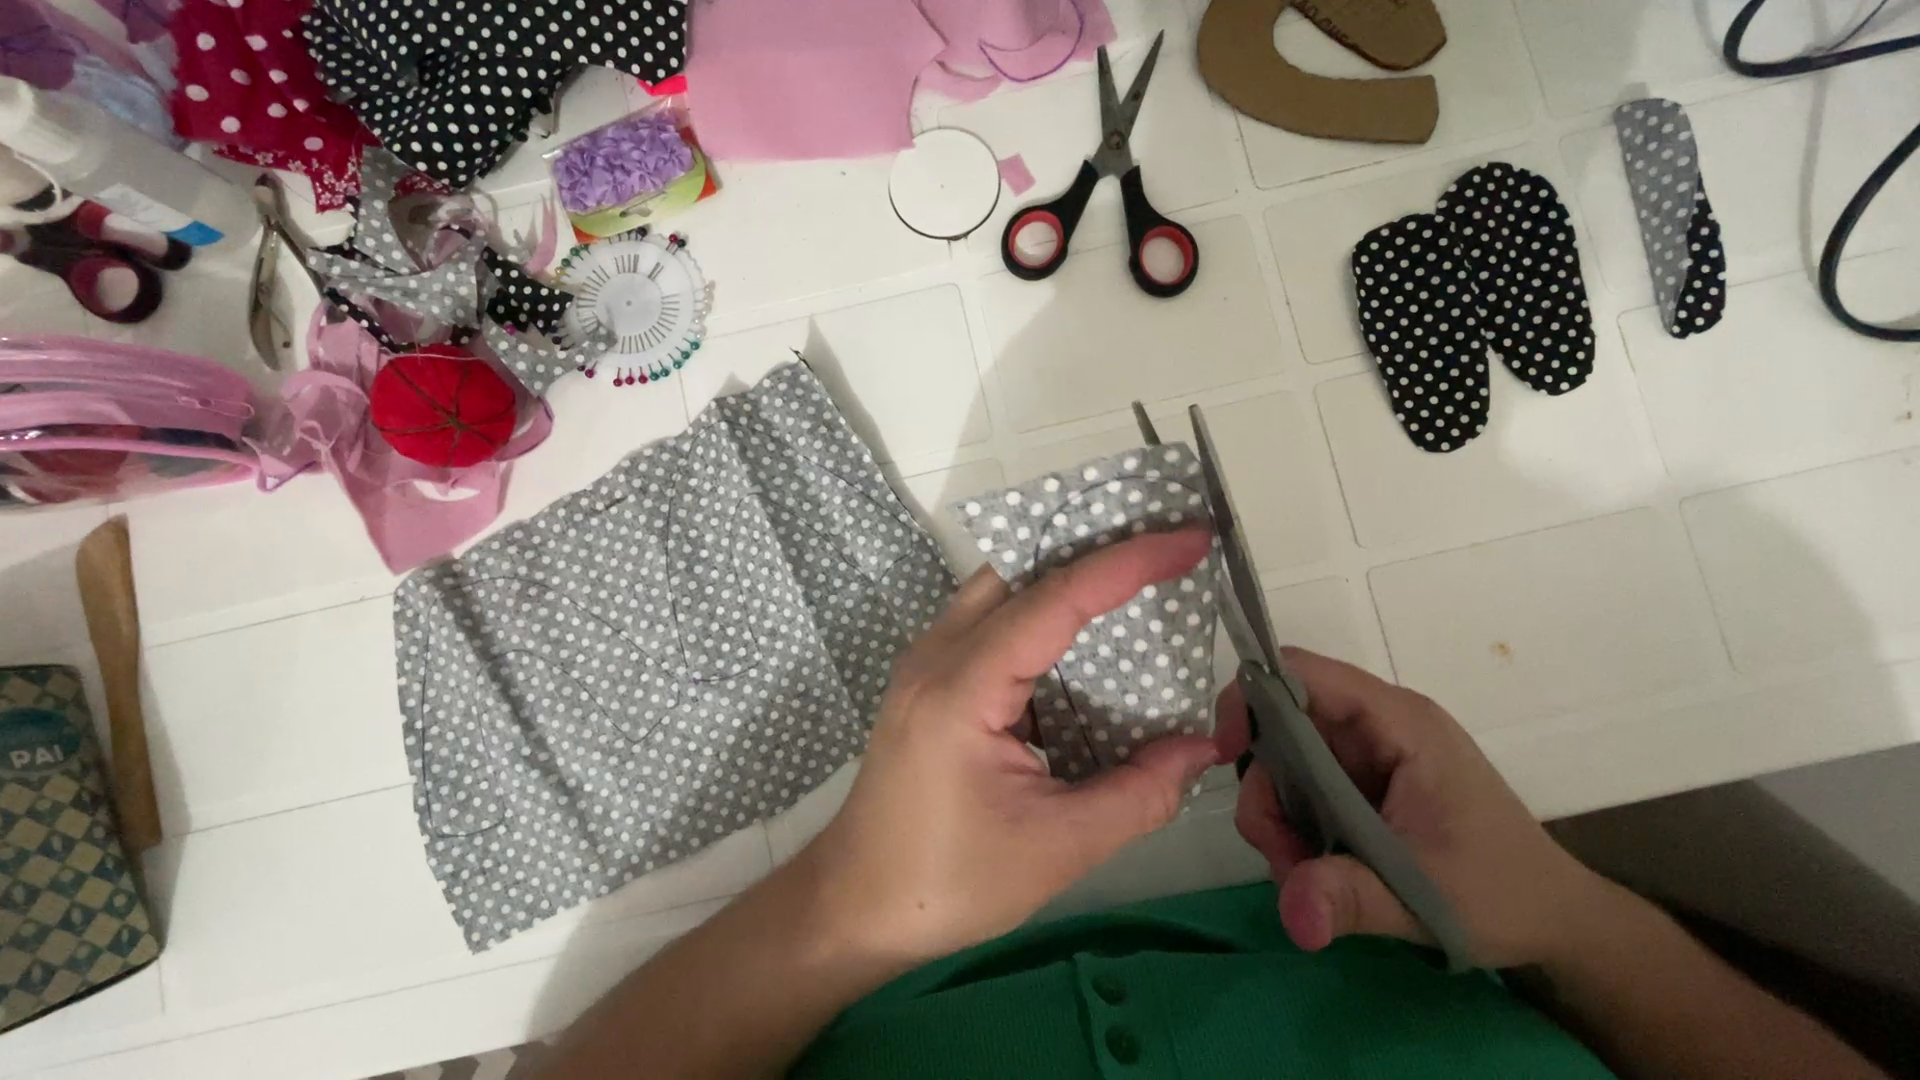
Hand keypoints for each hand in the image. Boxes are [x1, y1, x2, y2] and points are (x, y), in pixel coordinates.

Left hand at [794, 530, 1221, 967]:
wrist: (856, 903)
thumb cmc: (948, 880)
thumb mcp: (1057, 847)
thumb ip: (1139, 793)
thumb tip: (1204, 746)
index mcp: (961, 688)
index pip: (1054, 599)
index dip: (1127, 562)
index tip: (1189, 539)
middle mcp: (935, 656)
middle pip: (1019, 574)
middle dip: (1094, 548)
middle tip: (1165, 544)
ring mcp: (925, 664)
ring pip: (1000, 591)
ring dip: (1065, 578)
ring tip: (1137, 576)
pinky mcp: (929, 681)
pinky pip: (989, 623)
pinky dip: (1041, 615)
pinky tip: (1084, 638)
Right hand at [1216, 649, 1607, 967]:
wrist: (1555, 918)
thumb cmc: (1504, 893)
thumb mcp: (1427, 899)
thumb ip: (1353, 897)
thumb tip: (1292, 915)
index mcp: (1398, 723)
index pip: (1302, 673)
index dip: (1251, 697)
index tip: (1226, 753)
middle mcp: (1375, 726)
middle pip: (1280, 723)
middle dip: (1265, 789)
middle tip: (1281, 855)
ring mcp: (1365, 754)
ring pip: (1284, 760)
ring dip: (1277, 816)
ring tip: (1306, 874)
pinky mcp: (1359, 782)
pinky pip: (1301, 785)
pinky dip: (1293, 825)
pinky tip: (1315, 868)